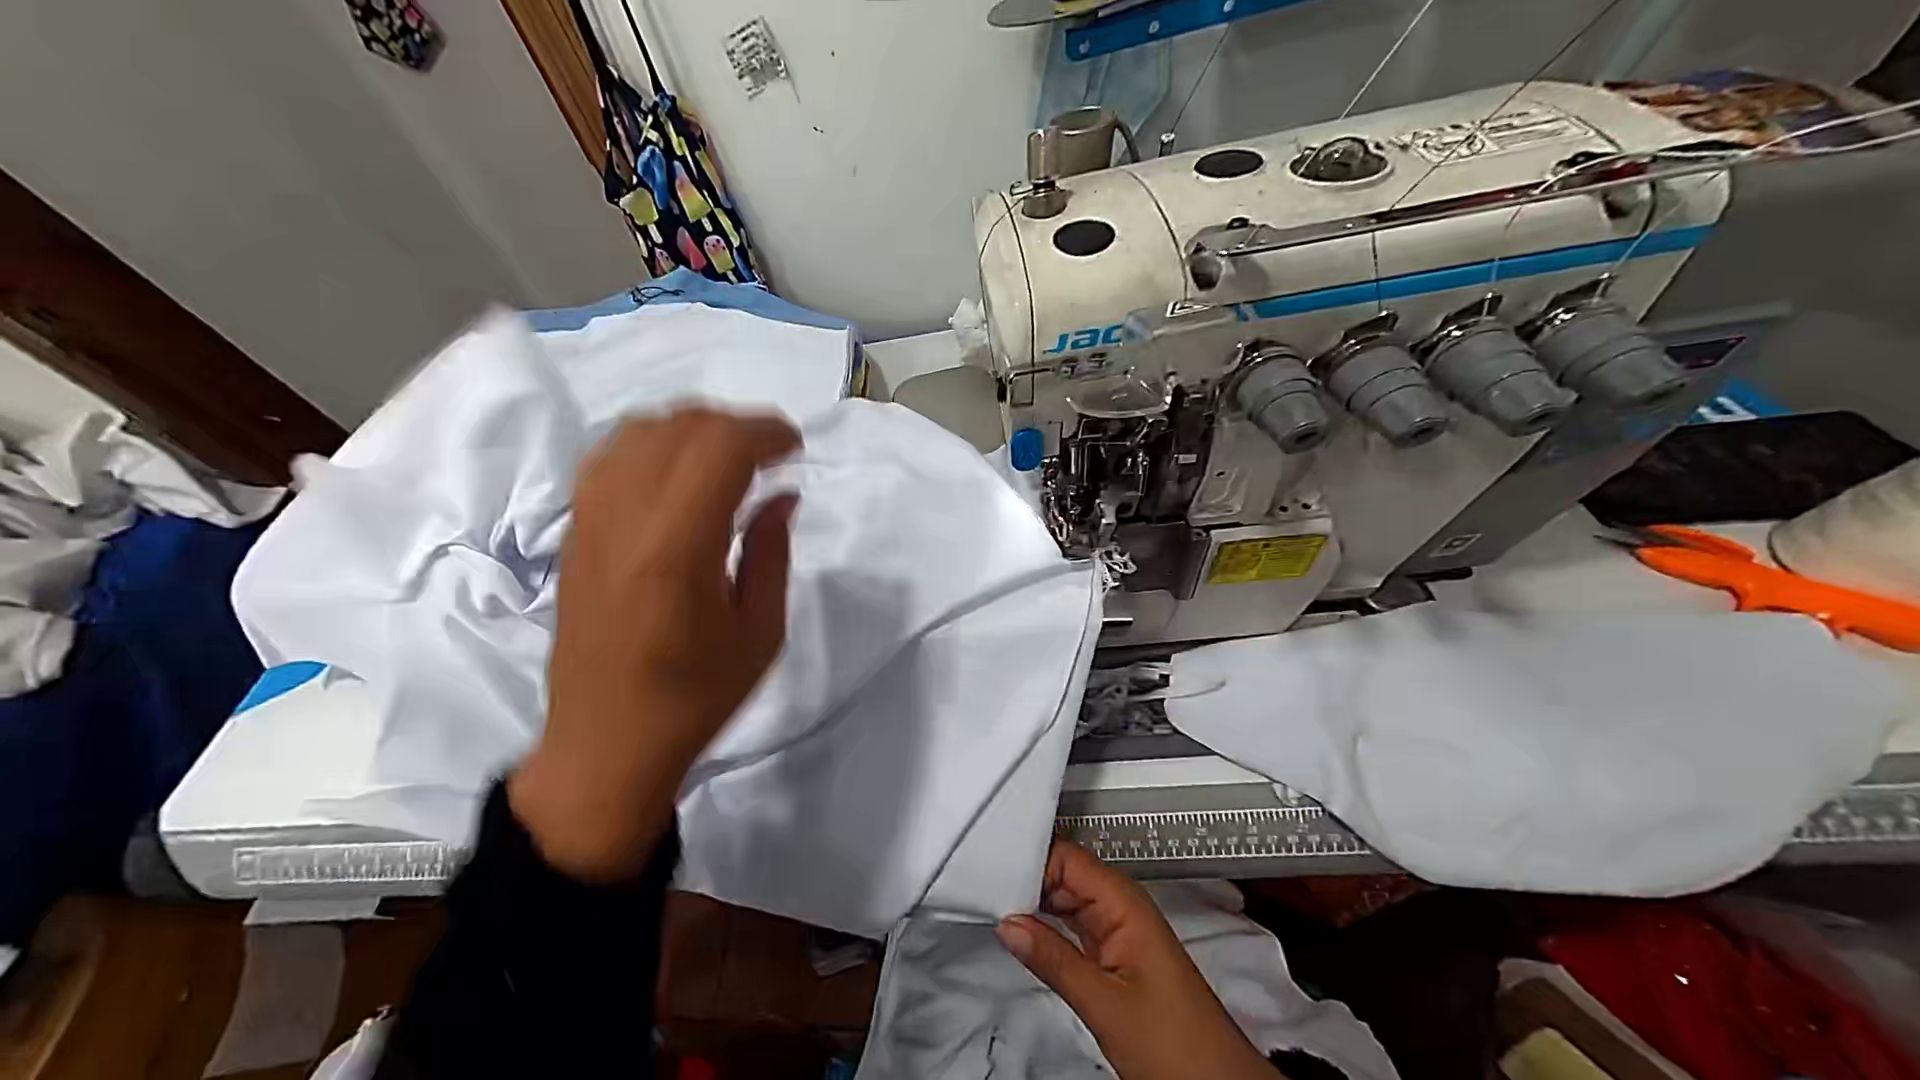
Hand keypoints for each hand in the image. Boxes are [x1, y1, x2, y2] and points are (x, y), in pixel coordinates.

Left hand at [510, 409, 800, 881]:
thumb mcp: (761, 632)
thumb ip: (772, 552)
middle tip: (771, 453)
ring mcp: (590, 521)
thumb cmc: (695, 696)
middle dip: (736, 425)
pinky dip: (653, 444)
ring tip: (729, 456)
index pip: (719, 449)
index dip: (765, 432)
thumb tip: (781, 496)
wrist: (606, 742)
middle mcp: (625, 520)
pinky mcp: (574, 532)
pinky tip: (678, 472)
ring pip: (639, 431)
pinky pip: (610, 456)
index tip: (796, 448)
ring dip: (693, 428)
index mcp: (677, 549)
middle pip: (679, 427)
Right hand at [998, 841, 1282, 1079]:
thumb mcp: (1105, 1004)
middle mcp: (1122, 907)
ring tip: (1001, 909)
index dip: (1032, 861)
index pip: (1068, 858)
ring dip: (1036, 903)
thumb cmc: (1181, 1047)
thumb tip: (1011, 925)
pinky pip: (1072, 922)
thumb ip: (1053, 960)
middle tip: (990, 893)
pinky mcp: (1113, 951)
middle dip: (1029, 880)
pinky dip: (1047, 927)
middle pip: (1065, 872)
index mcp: (1126, 903)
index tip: (997, 875)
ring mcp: (1118, 928)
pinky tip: (1028, 934)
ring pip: (1066, 897)